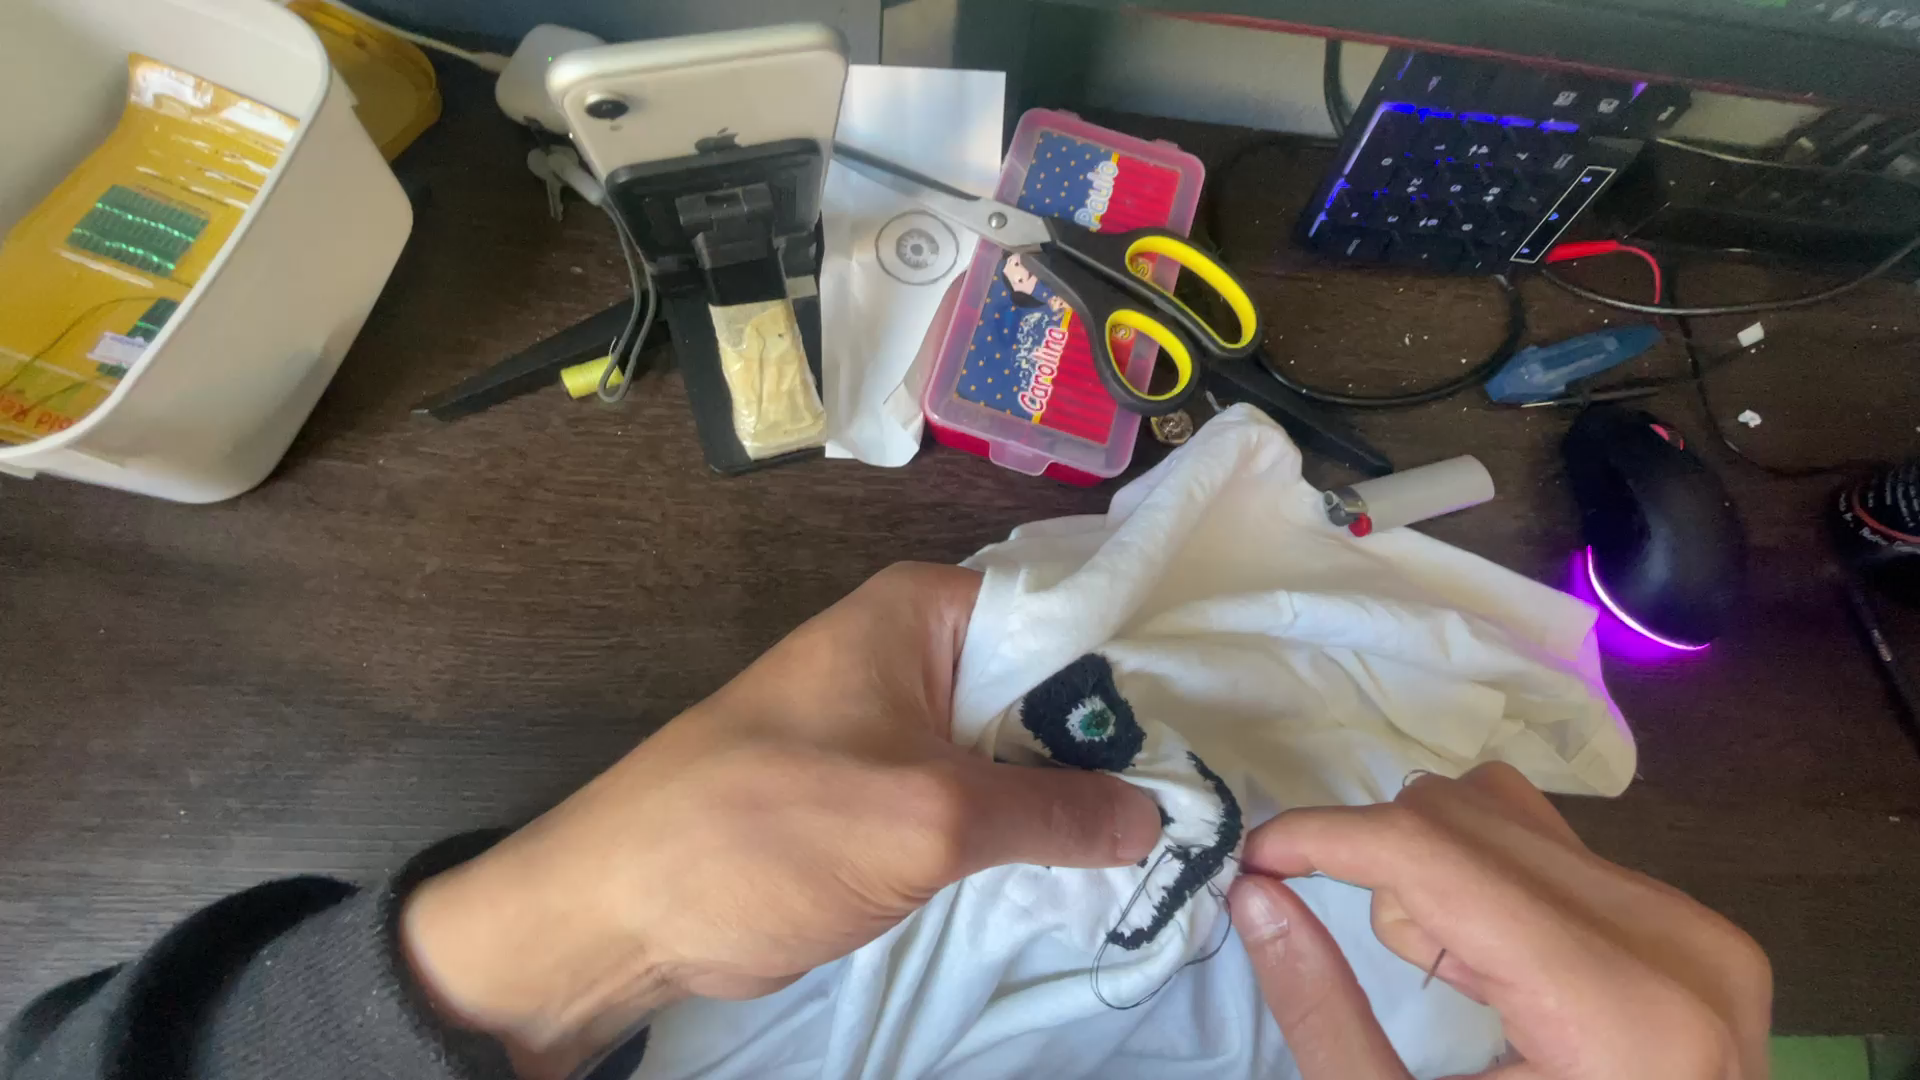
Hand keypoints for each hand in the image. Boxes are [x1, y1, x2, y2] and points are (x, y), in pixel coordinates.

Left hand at [402, 563, 1162, 1077]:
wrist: (624, 905)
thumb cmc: (773, 825)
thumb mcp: (929, 817)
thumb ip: (1053, 811)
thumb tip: (1153, 815)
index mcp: (923, 608)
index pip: (1062, 611)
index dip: (1137, 661)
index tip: (1215, 714)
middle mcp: (915, 643)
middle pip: (1042, 677)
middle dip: (1111, 732)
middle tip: (1207, 783)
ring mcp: (900, 711)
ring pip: (1013, 736)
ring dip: (1071, 780)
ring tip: (1173, 819)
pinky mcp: (886, 772)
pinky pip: (978, 780)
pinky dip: (1025, 811)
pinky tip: (1092, 847)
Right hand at [1228, 764, 1770, 1079]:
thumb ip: (1321, 1013)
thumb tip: (1253, 894)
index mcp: (1618, 1010)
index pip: (1425, 850)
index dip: (1319, 837)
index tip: (1253, 860)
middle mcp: (1667, 936)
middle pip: (1446, 813)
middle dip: (1375, 868)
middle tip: (1388, 965)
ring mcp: (1683, 918)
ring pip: (1481, 804)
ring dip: (1424, 866)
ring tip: (1456, 973)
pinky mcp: (1676, 913)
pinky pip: (1526, 824)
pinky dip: (1467, 863)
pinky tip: (1493, 951)